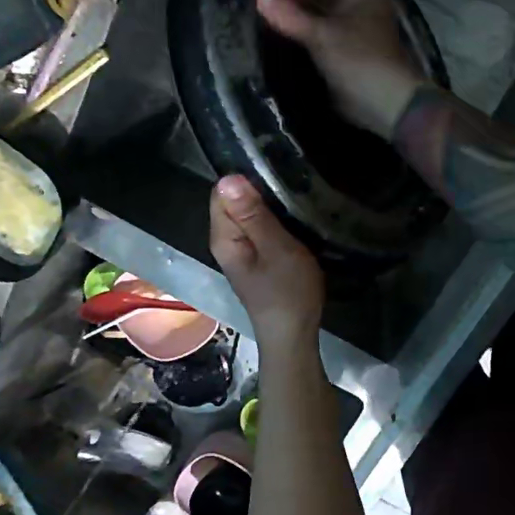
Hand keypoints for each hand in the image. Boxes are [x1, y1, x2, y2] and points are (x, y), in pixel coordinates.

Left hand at [208, 175, 323, 352]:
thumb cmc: (287, 292)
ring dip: (267, 209)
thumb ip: (252, 215)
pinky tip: (290, 223)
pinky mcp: (252, 260)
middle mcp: (224, 242)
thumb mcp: (275, 248)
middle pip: (233, 203)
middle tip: (289, 190)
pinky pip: (256, 231)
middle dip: (258, 194)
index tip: (273, 179)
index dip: (245, 181)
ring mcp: (238, 252)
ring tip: (293, 203)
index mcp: (223, 237)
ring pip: (247, 216)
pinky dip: (272, 224)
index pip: (221, 193)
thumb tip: (227, 178)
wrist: (293, 336)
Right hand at [256, 0, 425, 138]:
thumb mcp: (321, 36)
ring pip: (321, 0)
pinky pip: (318, 21)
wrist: (383, 102)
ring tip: (271, 2)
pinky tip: (283, 22)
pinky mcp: (343, 42)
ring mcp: (351, 21)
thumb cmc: (358, 60)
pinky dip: (301, 18)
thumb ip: (290, 16)